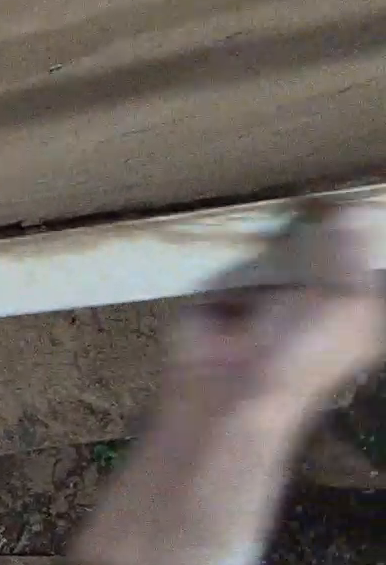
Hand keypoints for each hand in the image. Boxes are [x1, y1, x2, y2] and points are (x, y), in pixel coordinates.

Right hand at [168, 203, 384, 413]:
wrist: (223, 385)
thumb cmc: (301, 353)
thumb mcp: (342, 304)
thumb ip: (343, 257)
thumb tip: (349, 206)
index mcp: (350, 301)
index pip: (356, 253)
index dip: (354, 225)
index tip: (344, 188)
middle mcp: (306, 292)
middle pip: (309, 246)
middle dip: (303, 219)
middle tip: (297, 179)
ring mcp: (255, 292)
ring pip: (260, 250)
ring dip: (254, 229)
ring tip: (250, 187)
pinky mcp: (208, 292)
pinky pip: (214, 262)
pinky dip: (211, 246)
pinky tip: (209, 218)